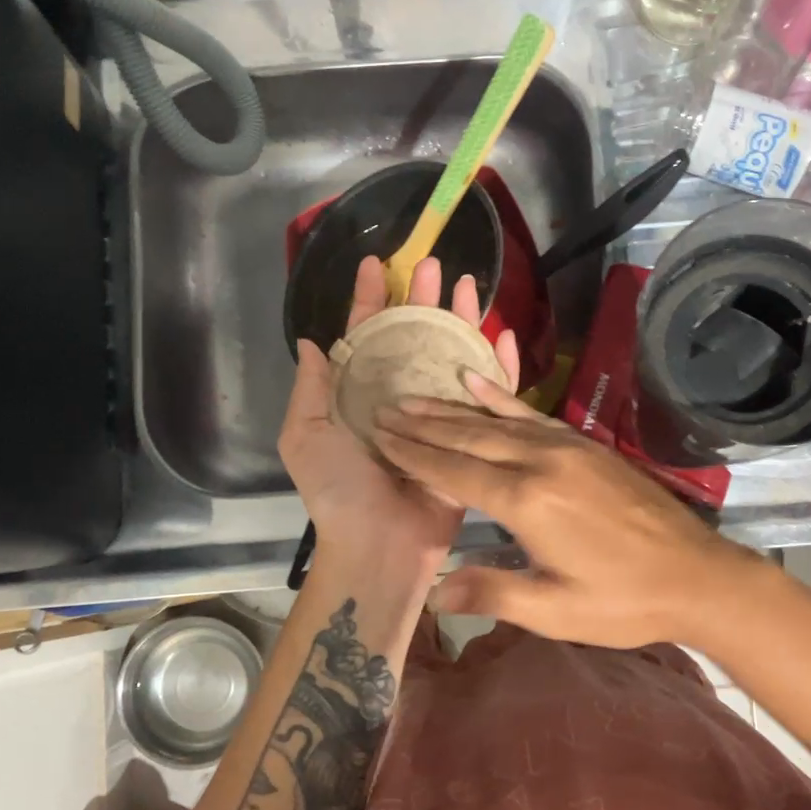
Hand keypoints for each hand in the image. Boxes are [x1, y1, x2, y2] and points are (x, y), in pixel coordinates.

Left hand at [281, 255, 518, 565]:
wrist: (379, 546)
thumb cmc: (338, 490)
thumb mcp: (305, 436)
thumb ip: (311, 388)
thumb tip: (313, 340)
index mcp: (358, 396)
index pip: (366, 337)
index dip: (371, 300)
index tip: (377, 264)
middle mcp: (399, 399)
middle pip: (416, 339)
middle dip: (424, 300)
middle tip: (435, 265)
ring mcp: (437, 417)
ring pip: (453, 358)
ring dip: (463, 321)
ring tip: (472, 286)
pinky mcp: (471, 439)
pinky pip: (490, 398)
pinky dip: (499, 367)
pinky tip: (504, 336)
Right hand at [372, 376, 770, 648]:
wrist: (696, 575)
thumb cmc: (623, 602)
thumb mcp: (556, 610)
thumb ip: (493, 593)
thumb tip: (435, 590)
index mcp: (527, 502)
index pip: (455, 472)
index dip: (414, 456)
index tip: (379, 437)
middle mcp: (542, 462)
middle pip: (469, 438)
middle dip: (422, 425)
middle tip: (382, 410)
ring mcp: (567, 448)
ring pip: (496, 421)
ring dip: (451, 409)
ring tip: (413, 396)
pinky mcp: (586, 446)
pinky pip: (533, 415)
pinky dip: (501, 397)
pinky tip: (478, 383)